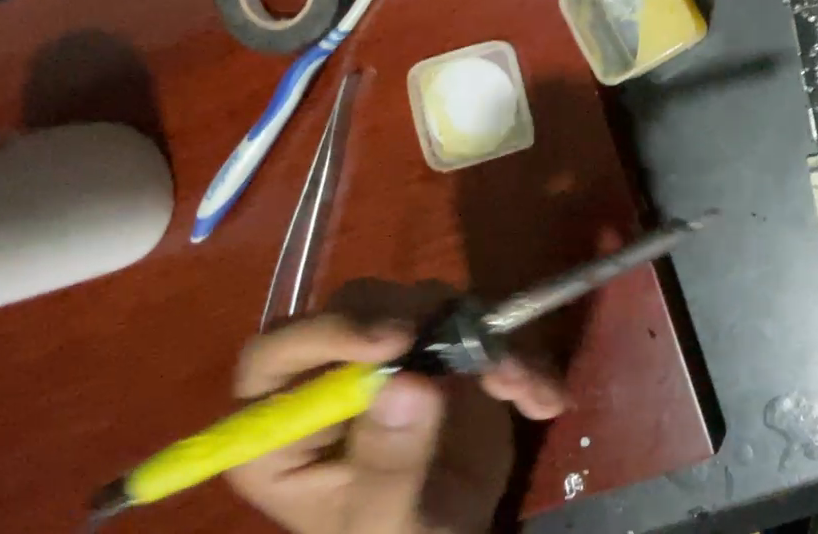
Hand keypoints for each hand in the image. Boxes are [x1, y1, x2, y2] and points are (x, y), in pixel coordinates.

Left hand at [224, 295, 568, 533]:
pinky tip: (541, 401)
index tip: (395, 338)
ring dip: (484, 339)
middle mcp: (334, 376)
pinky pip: (488, 327)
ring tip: (517, 388)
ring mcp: (396, 356)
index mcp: (287, 425)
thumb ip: (390, 462)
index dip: (329, 332)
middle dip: (420, 319)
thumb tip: (405, 382)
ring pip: (431, 306)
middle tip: (468, 340)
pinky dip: (521, 356)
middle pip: (361, 307)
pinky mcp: (449, 350)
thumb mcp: (387, 521)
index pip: (276, 353)